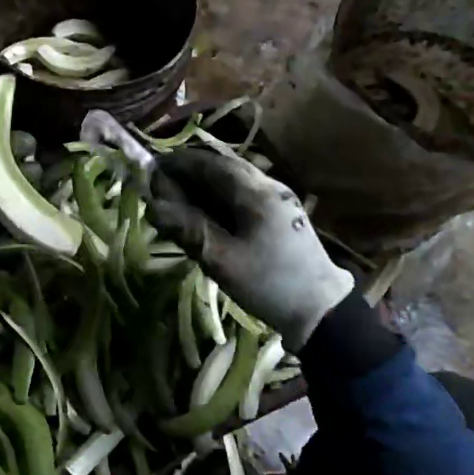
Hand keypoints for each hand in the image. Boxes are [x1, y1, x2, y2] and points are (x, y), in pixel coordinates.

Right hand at [148, 148, 353, 349]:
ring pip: (232, 180)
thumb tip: (153, 205)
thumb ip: (188, 228)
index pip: (210, 162)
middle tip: (160, 188)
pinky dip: (218, 197)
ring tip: (176, 201)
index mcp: (256, 192)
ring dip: (203, 185)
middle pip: (221, 166)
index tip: (151, 170)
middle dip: (188, 173)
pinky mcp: (280, 214)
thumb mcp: (222, 259)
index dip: (177, 163)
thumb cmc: (269, 284)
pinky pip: (242, 194)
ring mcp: (277, 198)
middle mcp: (268, 185)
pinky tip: (204, 215)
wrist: (322, 312)